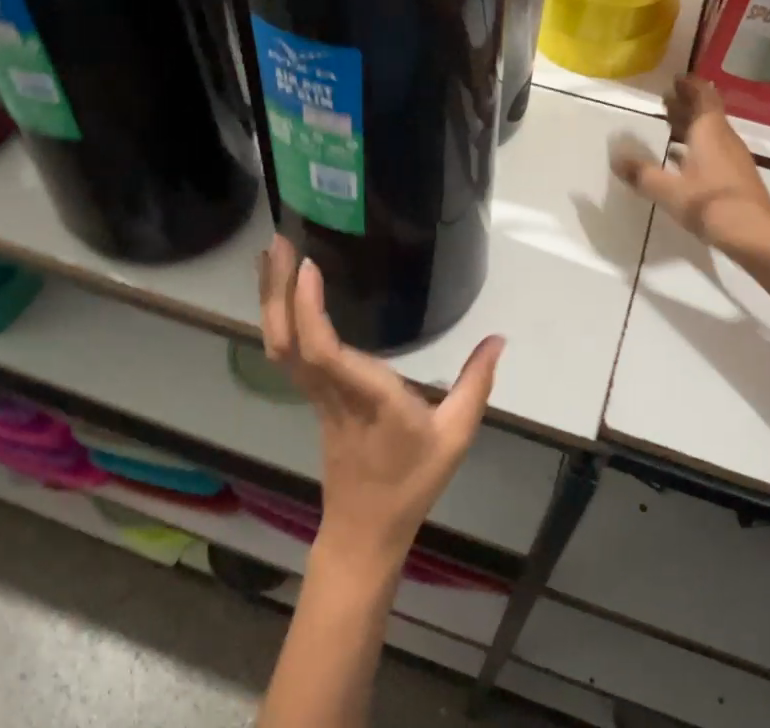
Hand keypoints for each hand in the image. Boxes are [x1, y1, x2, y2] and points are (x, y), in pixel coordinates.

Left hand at [258, 236, 503, 572]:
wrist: (366, 527)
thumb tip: (497, 339)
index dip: (308, 311)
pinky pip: (286, 355)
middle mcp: (333, 393)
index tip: (310, 268)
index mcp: (368, 399)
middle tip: (280, 241)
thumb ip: (476, 384)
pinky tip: (282, 294)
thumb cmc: (412, 481)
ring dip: (271, 300)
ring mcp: (316, 397)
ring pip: (279, 348)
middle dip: (278, 292)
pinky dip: (278, 318)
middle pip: (287, 343)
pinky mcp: (312, 399)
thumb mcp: (456, 435)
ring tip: (272, 254)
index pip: (324, 354)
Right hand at [610, 75, 769, 252]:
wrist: (756, 237)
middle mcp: (725, 139)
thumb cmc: (712, 207)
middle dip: (686, 104)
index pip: (703, 96)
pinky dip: (697, 146)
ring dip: (692, 125)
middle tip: (664, 101)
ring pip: (711, 132)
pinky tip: (683, 160)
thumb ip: (642, 174)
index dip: (690, 86)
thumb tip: (616, 157)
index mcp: (710, 133)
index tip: (674, 80)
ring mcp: (734, 159)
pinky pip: (715, 150)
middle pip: (707, 113)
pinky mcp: (736, 177)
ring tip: (669, 126)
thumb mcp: (670, 192)